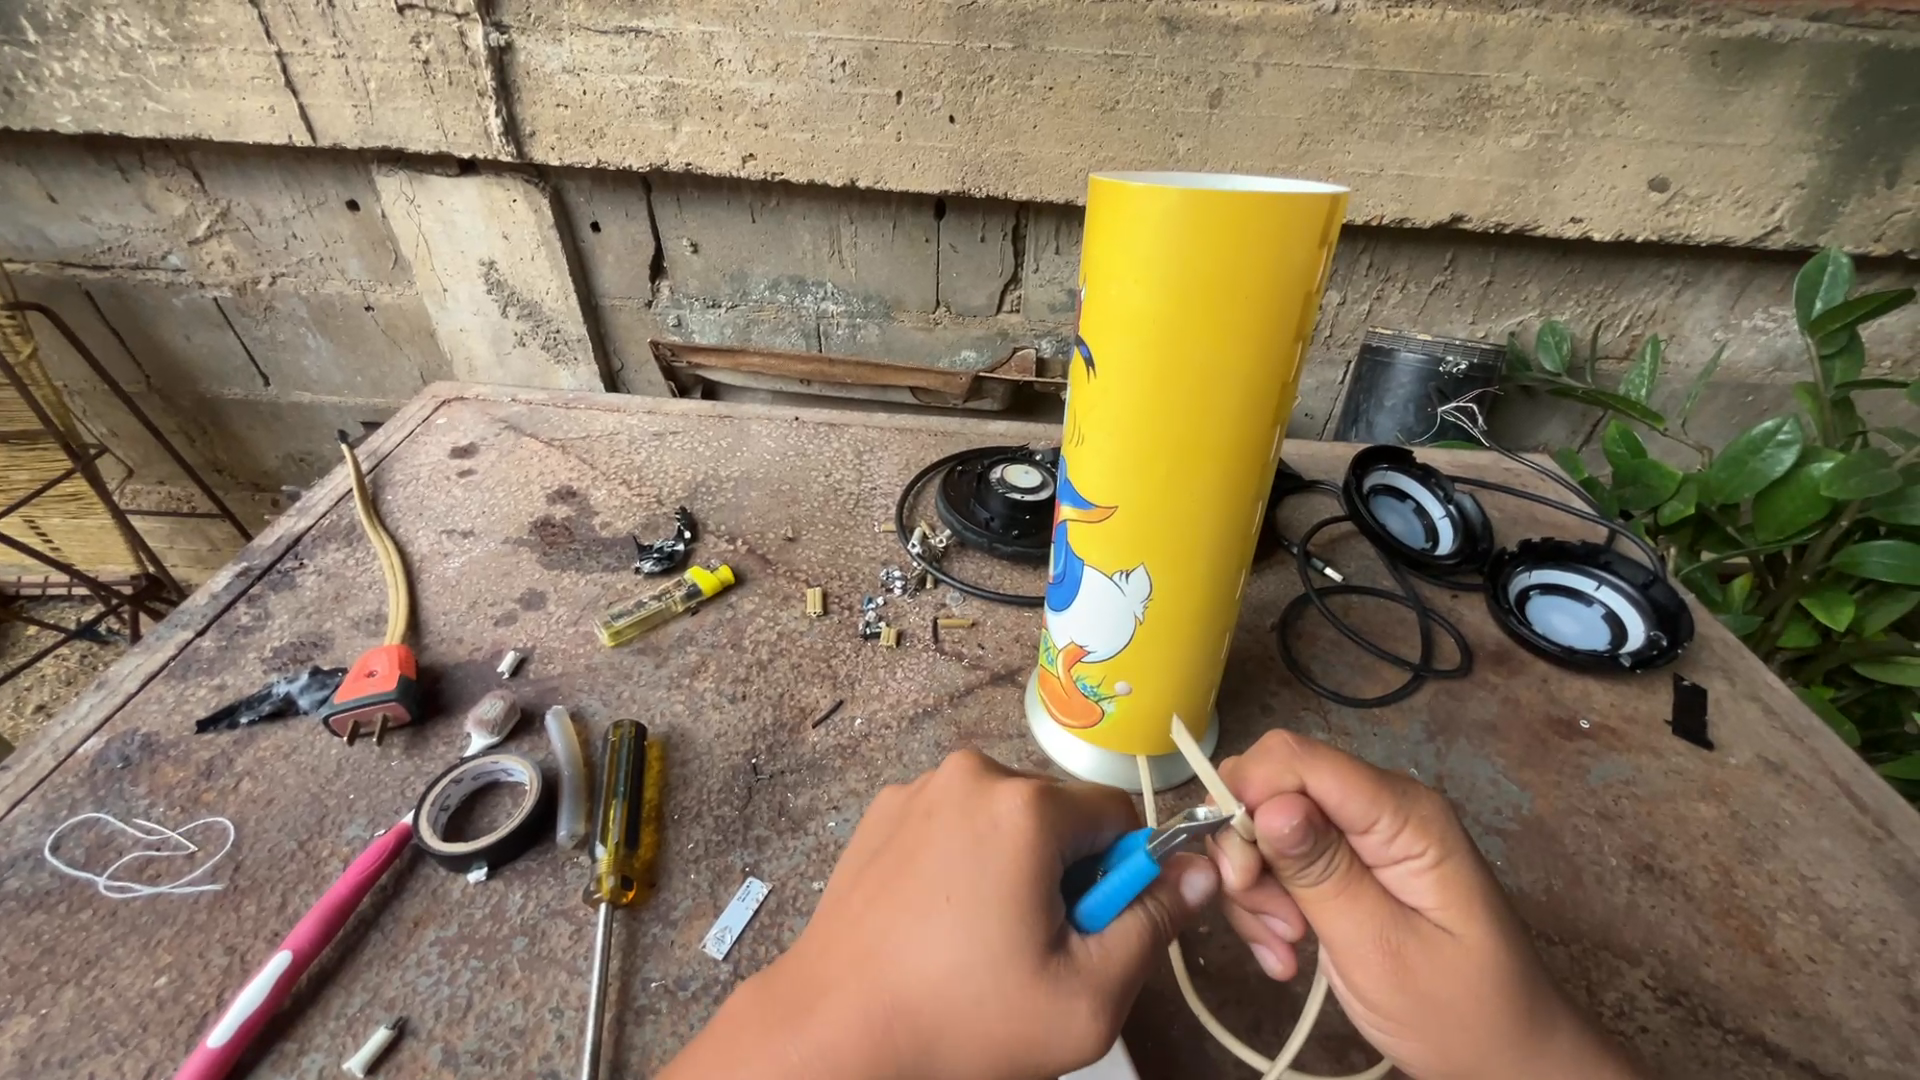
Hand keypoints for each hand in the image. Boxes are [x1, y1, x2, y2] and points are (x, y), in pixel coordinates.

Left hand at [660, 750, 1218, 1079]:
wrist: (832, 1028)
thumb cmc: (965, 1018)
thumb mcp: (1085, 996)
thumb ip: (1153, 926)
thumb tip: (1198, 870)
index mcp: (1025, 805)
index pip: (1115, 816)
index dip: (1121, 874)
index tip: (1091, 926)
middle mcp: (971, 772)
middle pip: (1057, 813)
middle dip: (1064, 869)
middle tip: (1032, 941)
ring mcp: (920, 785)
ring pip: (1004, 815)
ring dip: (1012, 861)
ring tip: (978, 932)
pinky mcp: (884, 806)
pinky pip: (953, 818)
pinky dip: (962, 854)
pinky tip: (935, 914)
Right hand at [1207, 731, 1640, 1079]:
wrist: (1505, 1061)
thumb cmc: (1457, 1013)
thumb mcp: (1382, 949)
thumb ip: (1321, 870)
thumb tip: (1266, 803)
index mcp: (1399, 811)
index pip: (1295, 758)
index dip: (1247, 793)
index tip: (1237, 868)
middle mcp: (1373, 804)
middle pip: (1270, 785)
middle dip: (1246, 847)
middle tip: (1263, 916)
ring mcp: (1356, 831)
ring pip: (1262, 822)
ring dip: (1254, 884)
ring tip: (1283, 945)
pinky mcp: (1340, 858)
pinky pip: (1275, 855)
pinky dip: (1265, 899)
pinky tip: (1285, 947)